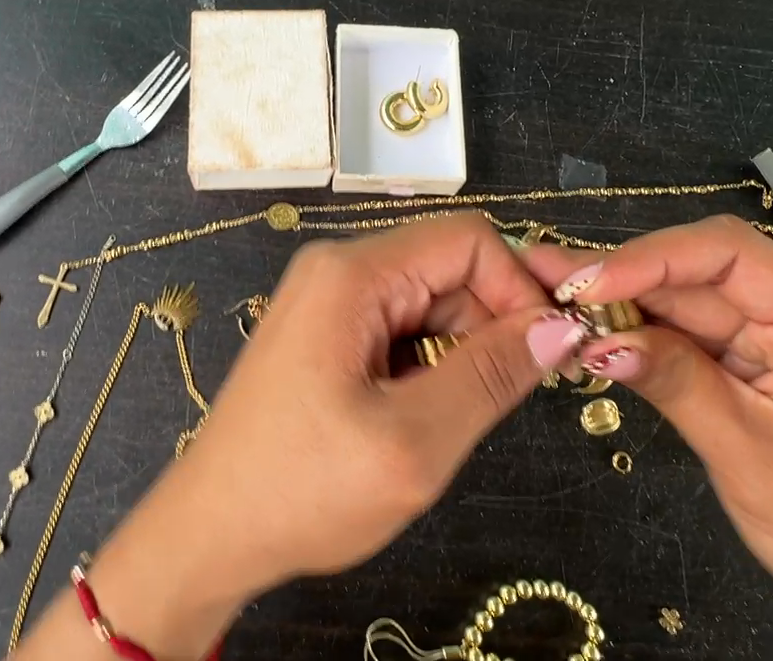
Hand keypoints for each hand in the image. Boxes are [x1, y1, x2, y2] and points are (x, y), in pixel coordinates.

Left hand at [13, 213, 568, 660]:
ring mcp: (327, 300)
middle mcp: (338, 269)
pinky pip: (399, 326)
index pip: (467, 241)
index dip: (519, 287)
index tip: (550, 353)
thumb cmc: (304, 490)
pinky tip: (422, 412)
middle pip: (447, 267)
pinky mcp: (326, 332)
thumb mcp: (414, 442)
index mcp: (351, 274)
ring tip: (457, 416)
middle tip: (514, 395)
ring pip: (428, 300)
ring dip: (461, 349)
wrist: (211, 532)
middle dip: (492, 322)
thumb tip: (561, 324)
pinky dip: (429, 362)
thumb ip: (491, 374)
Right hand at [521, 216, 772, 660]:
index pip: (731, 255)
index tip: (585, 283)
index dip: (651, 257)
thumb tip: (596, 339)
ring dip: (623, 303)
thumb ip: (676, 385)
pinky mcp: (764, 365)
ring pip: (690, 302)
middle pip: (701, 273)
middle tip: (541, 273)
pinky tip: (595, 328)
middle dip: (620, 275)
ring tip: (552, 296)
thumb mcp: (751, 460)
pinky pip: (696, 335)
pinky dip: (644, 334)